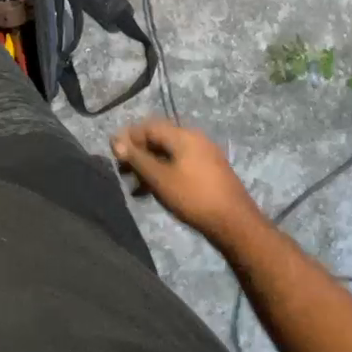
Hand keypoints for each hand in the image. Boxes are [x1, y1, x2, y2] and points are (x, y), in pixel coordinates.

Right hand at [112, 120, 264, 244]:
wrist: (237, 225)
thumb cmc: (194, 197)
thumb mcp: (159, 178)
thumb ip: (136, 158)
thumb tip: (115, 141)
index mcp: (184, 136)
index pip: (148, 126)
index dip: (128, 137)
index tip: (114, 155)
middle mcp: (195, 140)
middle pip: (158, 140)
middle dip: (137, 154)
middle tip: (122, 172)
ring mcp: (204, 156)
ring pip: (168, 155)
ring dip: (149, 167)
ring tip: (134, 186)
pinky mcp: (209, 172)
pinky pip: (179, 165)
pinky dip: (164, 173)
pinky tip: (154, 192)